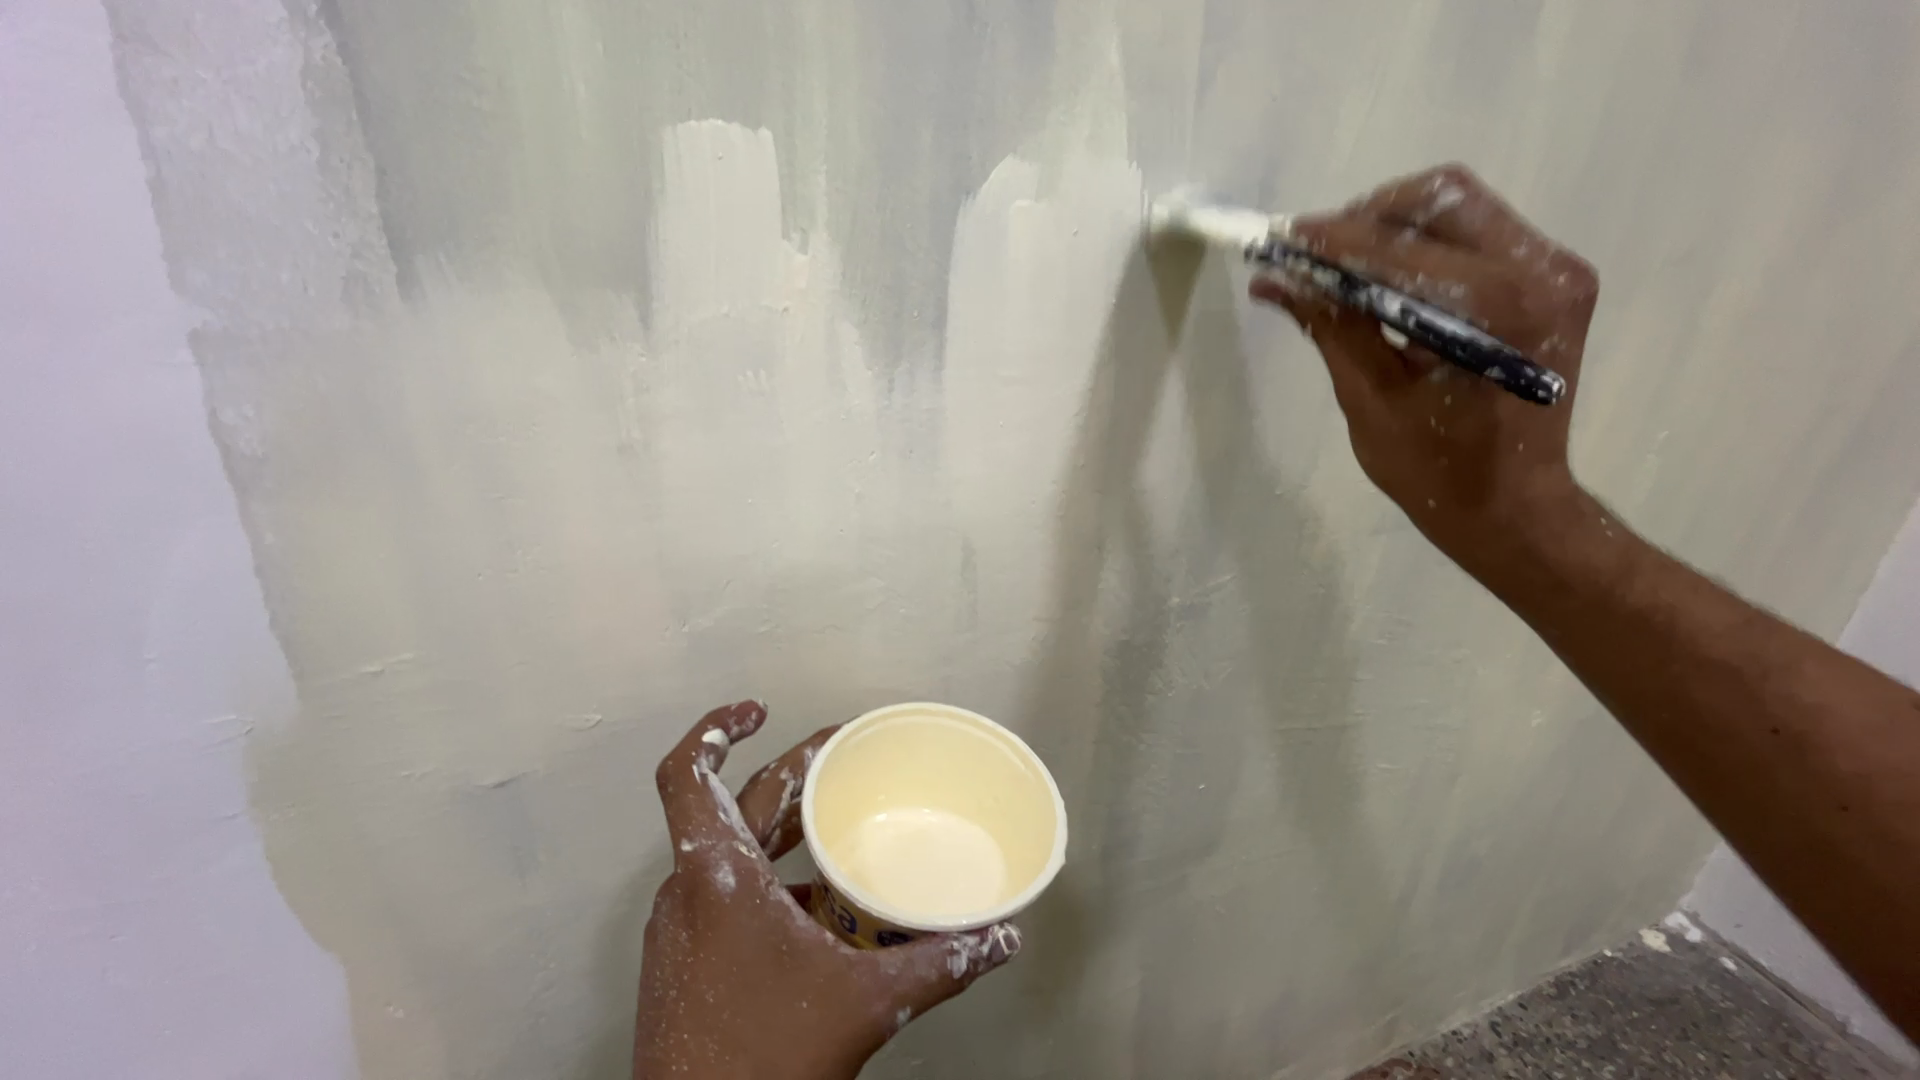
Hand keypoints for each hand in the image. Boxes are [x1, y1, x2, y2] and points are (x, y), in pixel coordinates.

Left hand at [633, 702, 1021, 1079]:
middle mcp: (689, 891)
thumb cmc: (764, 1060)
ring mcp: (682, 927)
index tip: (759, 710)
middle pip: (734, 805)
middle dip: (788, 772)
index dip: (716, 728)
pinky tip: (820, 900)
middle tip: (838, 752)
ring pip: (732, 849)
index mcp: (716, 879)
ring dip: (781, 826)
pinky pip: (730, 892)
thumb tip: (1000, 940)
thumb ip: (938, 965)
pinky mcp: (687, 959)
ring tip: (835, 816)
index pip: (689, 776)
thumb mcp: (864, 1004)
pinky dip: (773, 877)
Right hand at [1251, 164, 1600, 571]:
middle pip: (1442, 197)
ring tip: (1344, 265)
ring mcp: (1556, 270)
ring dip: (1395, 227)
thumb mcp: (1368, 396)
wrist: (1512, 504)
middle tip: (1316, 251)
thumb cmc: (1435, 467)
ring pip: (1462, 208)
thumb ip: (1329, 324)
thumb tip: (1275, 279)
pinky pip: (1481, 234)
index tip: (1281, 239)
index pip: (1397, 247)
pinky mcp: (1554, 280)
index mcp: (1493, 308)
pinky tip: (1388, 278)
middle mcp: (1540, 271)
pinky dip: (1425, 245)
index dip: (1332, 239)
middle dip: (1368, 217)